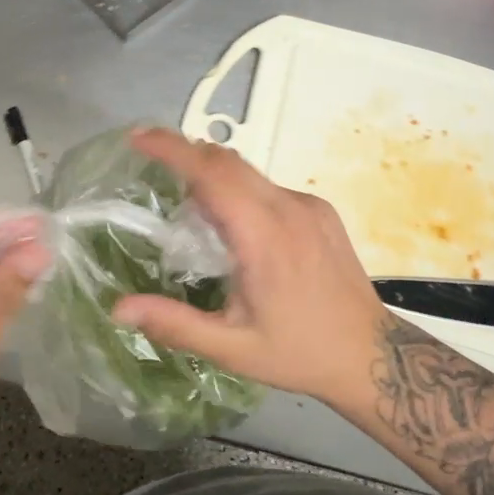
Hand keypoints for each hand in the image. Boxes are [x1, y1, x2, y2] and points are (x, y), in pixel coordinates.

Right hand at [109, 129, 388, 405]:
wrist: (374, 357)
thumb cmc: (299, 352)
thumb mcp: (232, 349)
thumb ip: (175, 324)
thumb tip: (118, 309)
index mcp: (264, 238)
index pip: (213, 175)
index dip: (173, 149)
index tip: (138, 137)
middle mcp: (288, 210)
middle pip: (228, 161)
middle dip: (184, 151)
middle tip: (146, 154)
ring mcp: (308, 207)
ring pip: (249, 171)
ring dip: (210, 170)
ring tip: (181, 195)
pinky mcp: (319, 212)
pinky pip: (268, 186)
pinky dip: (238, 188)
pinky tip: (229, 221)